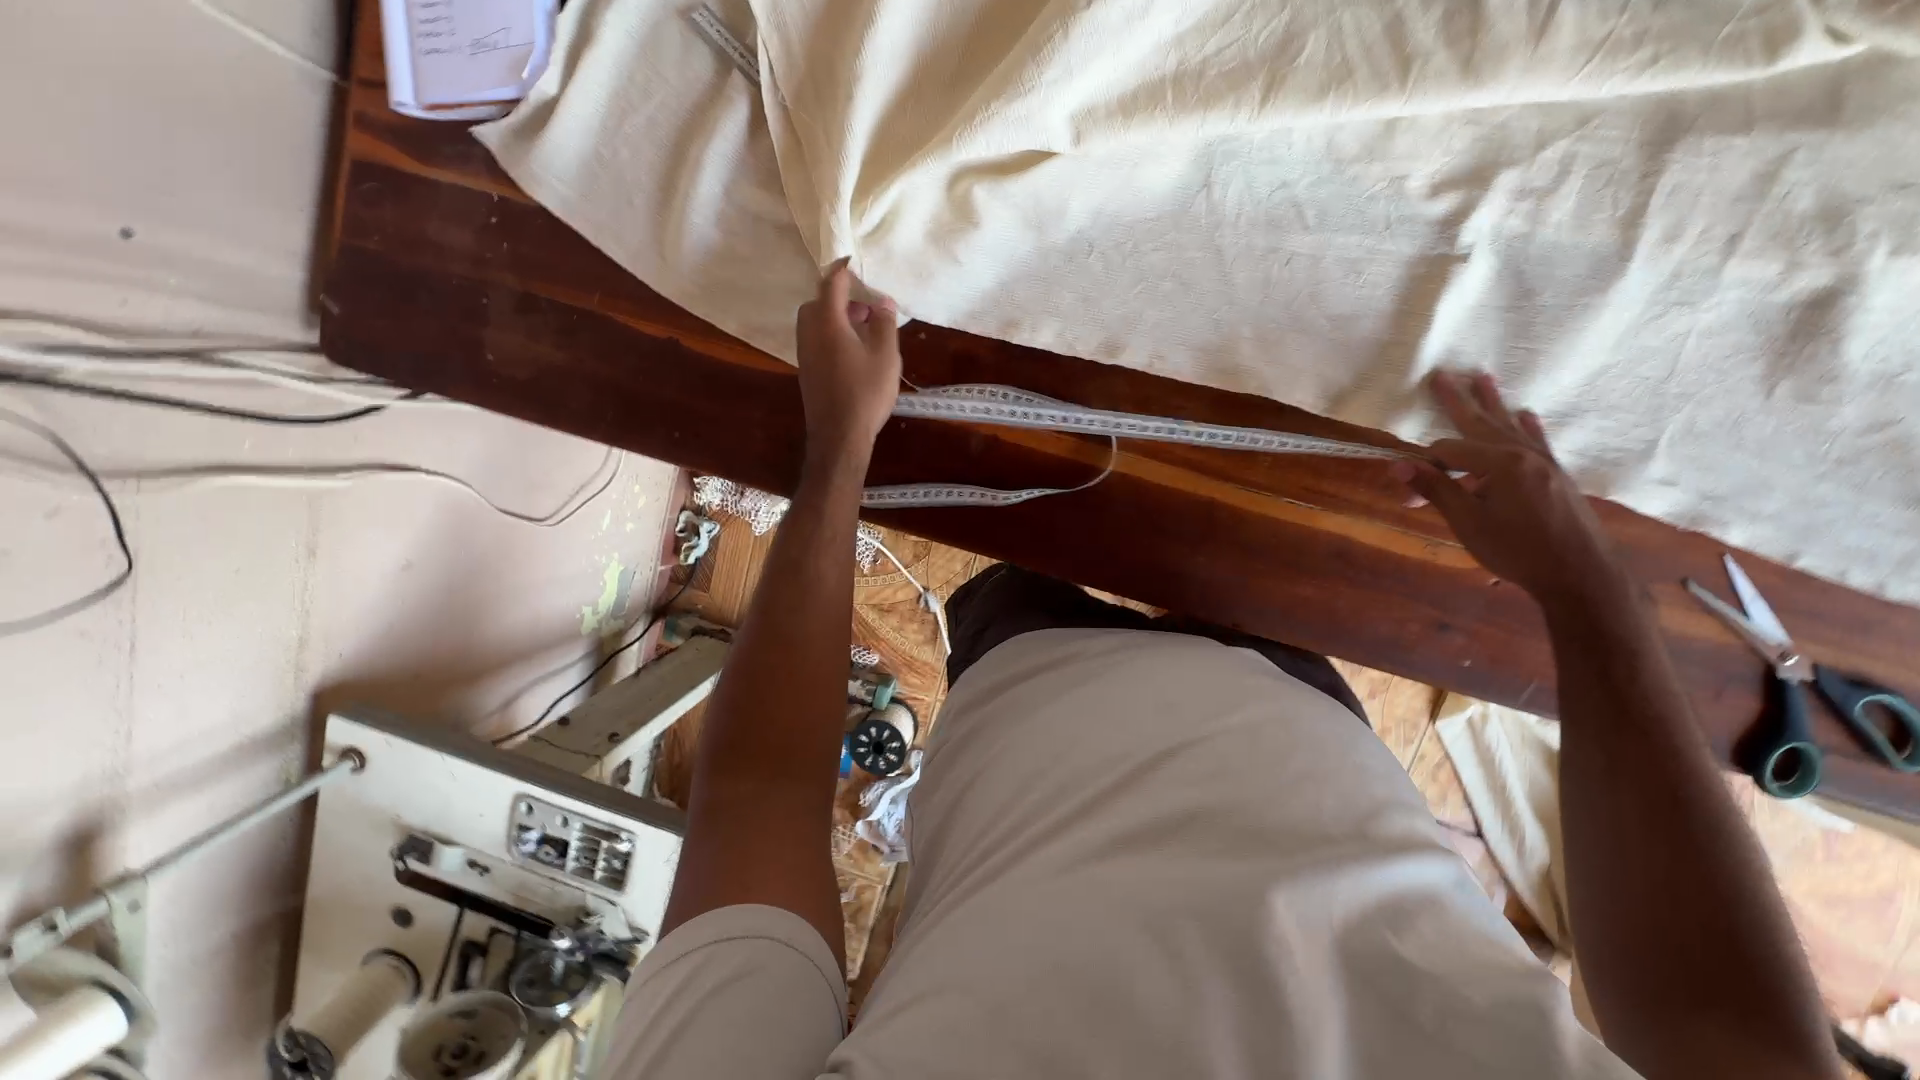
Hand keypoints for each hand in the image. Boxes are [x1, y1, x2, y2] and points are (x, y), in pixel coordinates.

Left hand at [795, 259, 900, 463]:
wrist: (839, 437)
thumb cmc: (865, 393)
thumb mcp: (885, 355)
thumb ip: (883, 322)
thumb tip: (881, 301)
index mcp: (827, 322)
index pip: (832, 283)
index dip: (844, 268)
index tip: (856, 259)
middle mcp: (809, 332)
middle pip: (819, 302)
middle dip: (841, 298)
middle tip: (866, 306)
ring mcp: (804, 353)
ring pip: (816, 322)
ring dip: (837, 318)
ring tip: (864, 330)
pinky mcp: (806, 371)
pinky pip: (817, 340)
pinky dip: (832, 335)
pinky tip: (854, 352)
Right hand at [1389, 371, 1622, 604]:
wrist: (1580, 574)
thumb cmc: (1518, 550)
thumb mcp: (1468, 523)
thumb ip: (1436, 489)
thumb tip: (1398, 465)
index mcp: (1498, 464)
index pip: (1448, 452)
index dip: (1424, 468)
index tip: (1410, 496)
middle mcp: (1522, 454)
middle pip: (1481, 423)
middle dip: (1458, 401)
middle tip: (1441, 375)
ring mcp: (1543, 462)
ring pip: (1509, 427)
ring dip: (1493, 403)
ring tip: (1483, 378)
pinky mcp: (1556, 475)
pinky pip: (1537, 441)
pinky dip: (1527, 427)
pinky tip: (1525, 415)